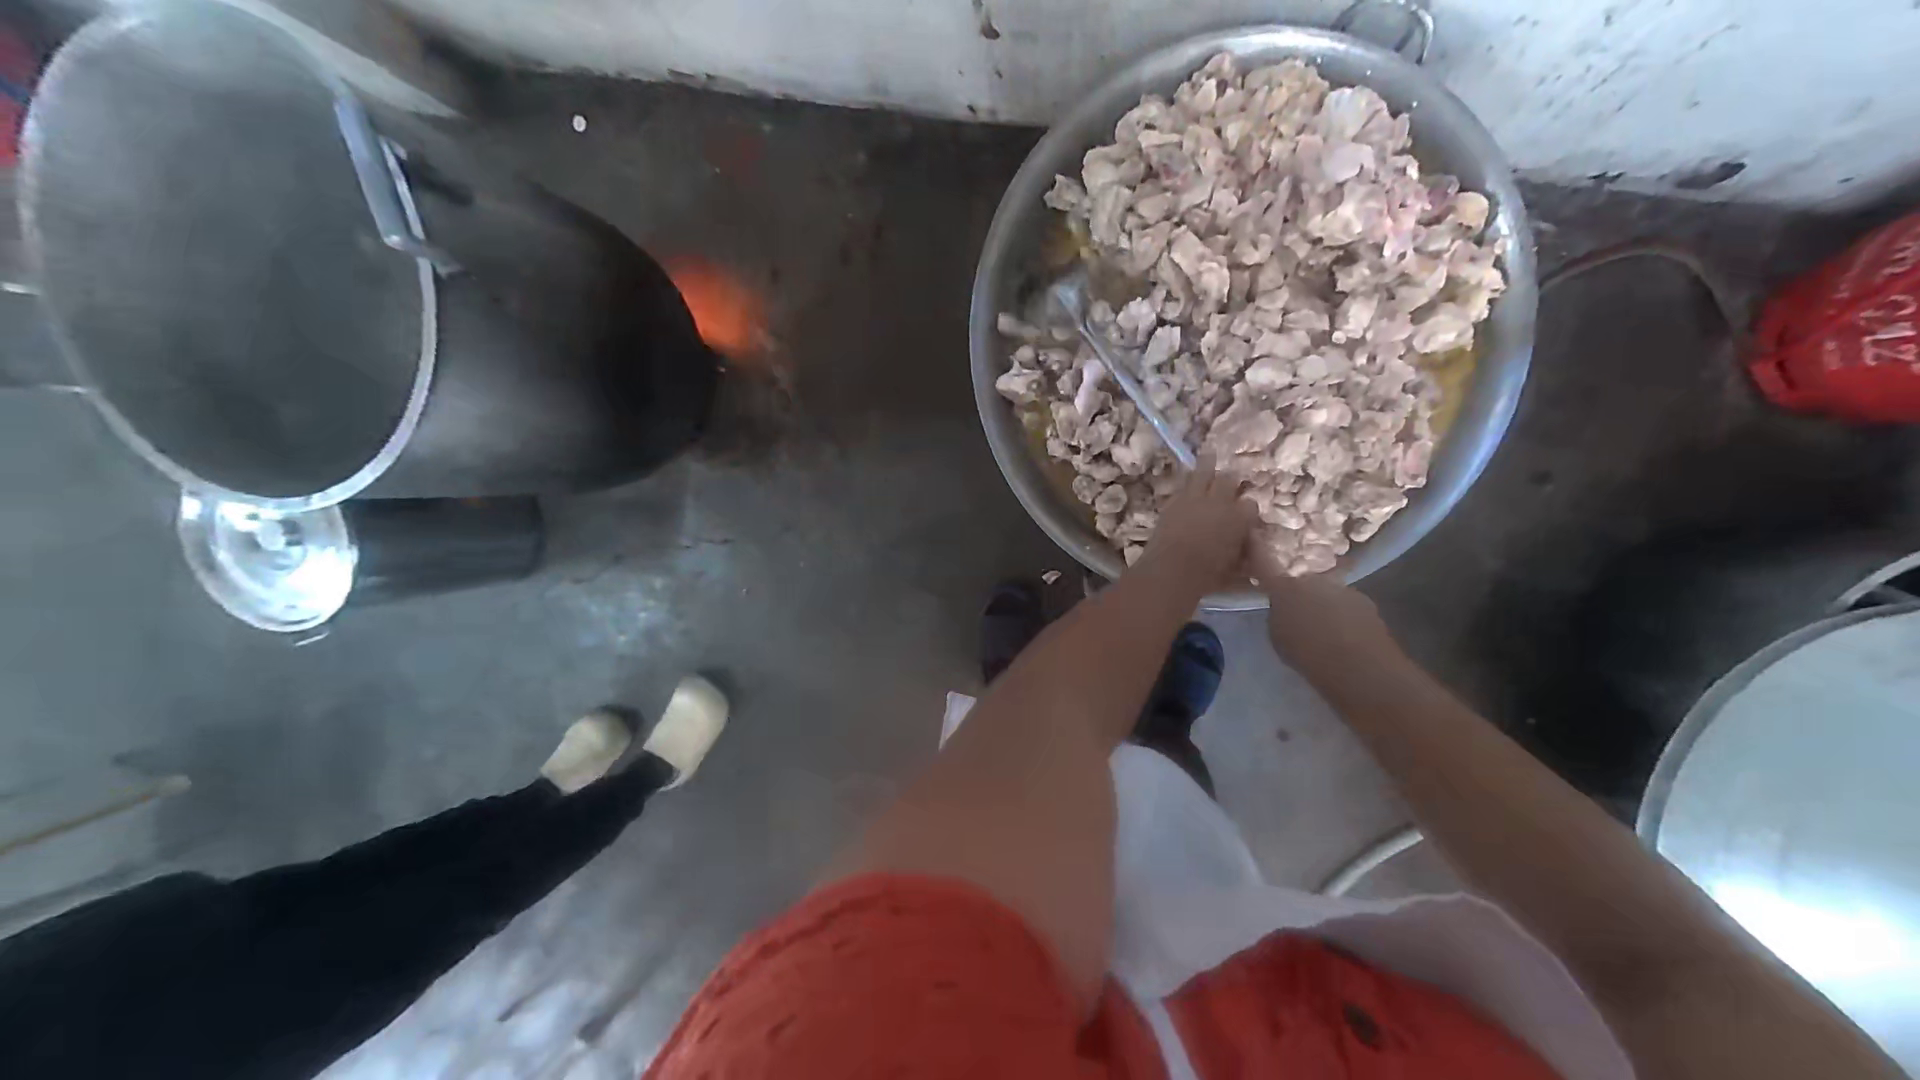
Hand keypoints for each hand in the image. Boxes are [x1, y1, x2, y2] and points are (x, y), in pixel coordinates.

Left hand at [1136, 455, 1254, 593]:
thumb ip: (1243, 557)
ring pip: (1205, 472)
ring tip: (1210, 454)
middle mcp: (1221, 502)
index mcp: (1240, 518)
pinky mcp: (1174, 501)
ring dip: (1209, 464)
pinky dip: (1187, 480)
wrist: (1172, 570)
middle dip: (1231, 480)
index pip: (1251, 505)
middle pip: (1230, 480)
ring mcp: (1195, 498)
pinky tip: (1188, 475)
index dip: (1247, 510)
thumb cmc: (1208, 576)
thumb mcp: (1234, 571)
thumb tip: (1249, 557)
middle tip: (1231, 478)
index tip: (1244, 514)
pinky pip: (1183, 484)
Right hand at [1249, 546, 1398, 677]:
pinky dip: (1342, 618)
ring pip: (1326, 593)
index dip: (1257, 547)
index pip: (1264, 563)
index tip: (1253, 532)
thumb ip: (1278, 614)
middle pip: (1302, 580)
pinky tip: (1343, 638)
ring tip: (1323, 632)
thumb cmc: (1308, 654)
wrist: (1361, 668)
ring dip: (1323, 606)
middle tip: (1297, 614)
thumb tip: (1285, 607)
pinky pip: (1346, 606)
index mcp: (1284, 589)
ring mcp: (1343, 590)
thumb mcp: (1278, 636)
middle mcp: (1314, 581)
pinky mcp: (1366, 604)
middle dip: (1299, 592)